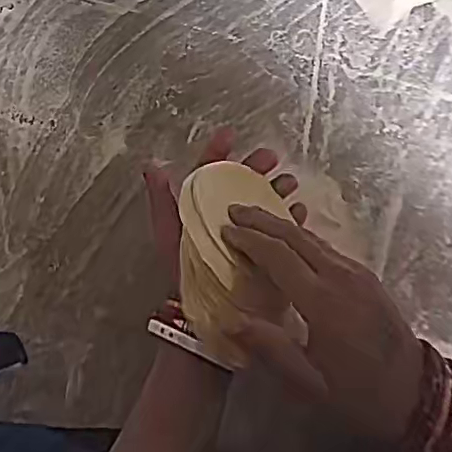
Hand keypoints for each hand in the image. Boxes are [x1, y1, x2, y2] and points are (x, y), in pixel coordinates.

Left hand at [142, 128, 305, 295]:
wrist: (205, 317)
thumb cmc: (184, 272)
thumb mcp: (169, 234)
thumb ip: (161, 200)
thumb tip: (152, 165)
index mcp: (203, 208)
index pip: (210, 173)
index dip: (218, 152)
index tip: (230, 134)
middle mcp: (226, 216)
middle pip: (242, 184)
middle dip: (256, 167)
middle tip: (270, 157)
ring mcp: (248, 234)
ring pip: (265, 203)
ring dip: (278, 189)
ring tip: (289, 182)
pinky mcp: (267, 253)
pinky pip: (284, 232)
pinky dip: (292, 219)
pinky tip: (299, 212)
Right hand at [221, 205, 422, 446]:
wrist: (417, 395)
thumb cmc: (359, 394)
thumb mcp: (310, 383)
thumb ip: (270, 347)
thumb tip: (230, 320)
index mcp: (323, 301)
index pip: (279, 257)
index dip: (250, 240)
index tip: (226, 230)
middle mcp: (340, 276)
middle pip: (295, 236)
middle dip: (263, 219)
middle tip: (235, 209)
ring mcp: (356, 272)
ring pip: (312, 238)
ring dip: (281, 224)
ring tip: (255, 219)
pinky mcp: (365, 275)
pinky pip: (326, 247)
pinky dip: (300, 237)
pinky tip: (288, 241)